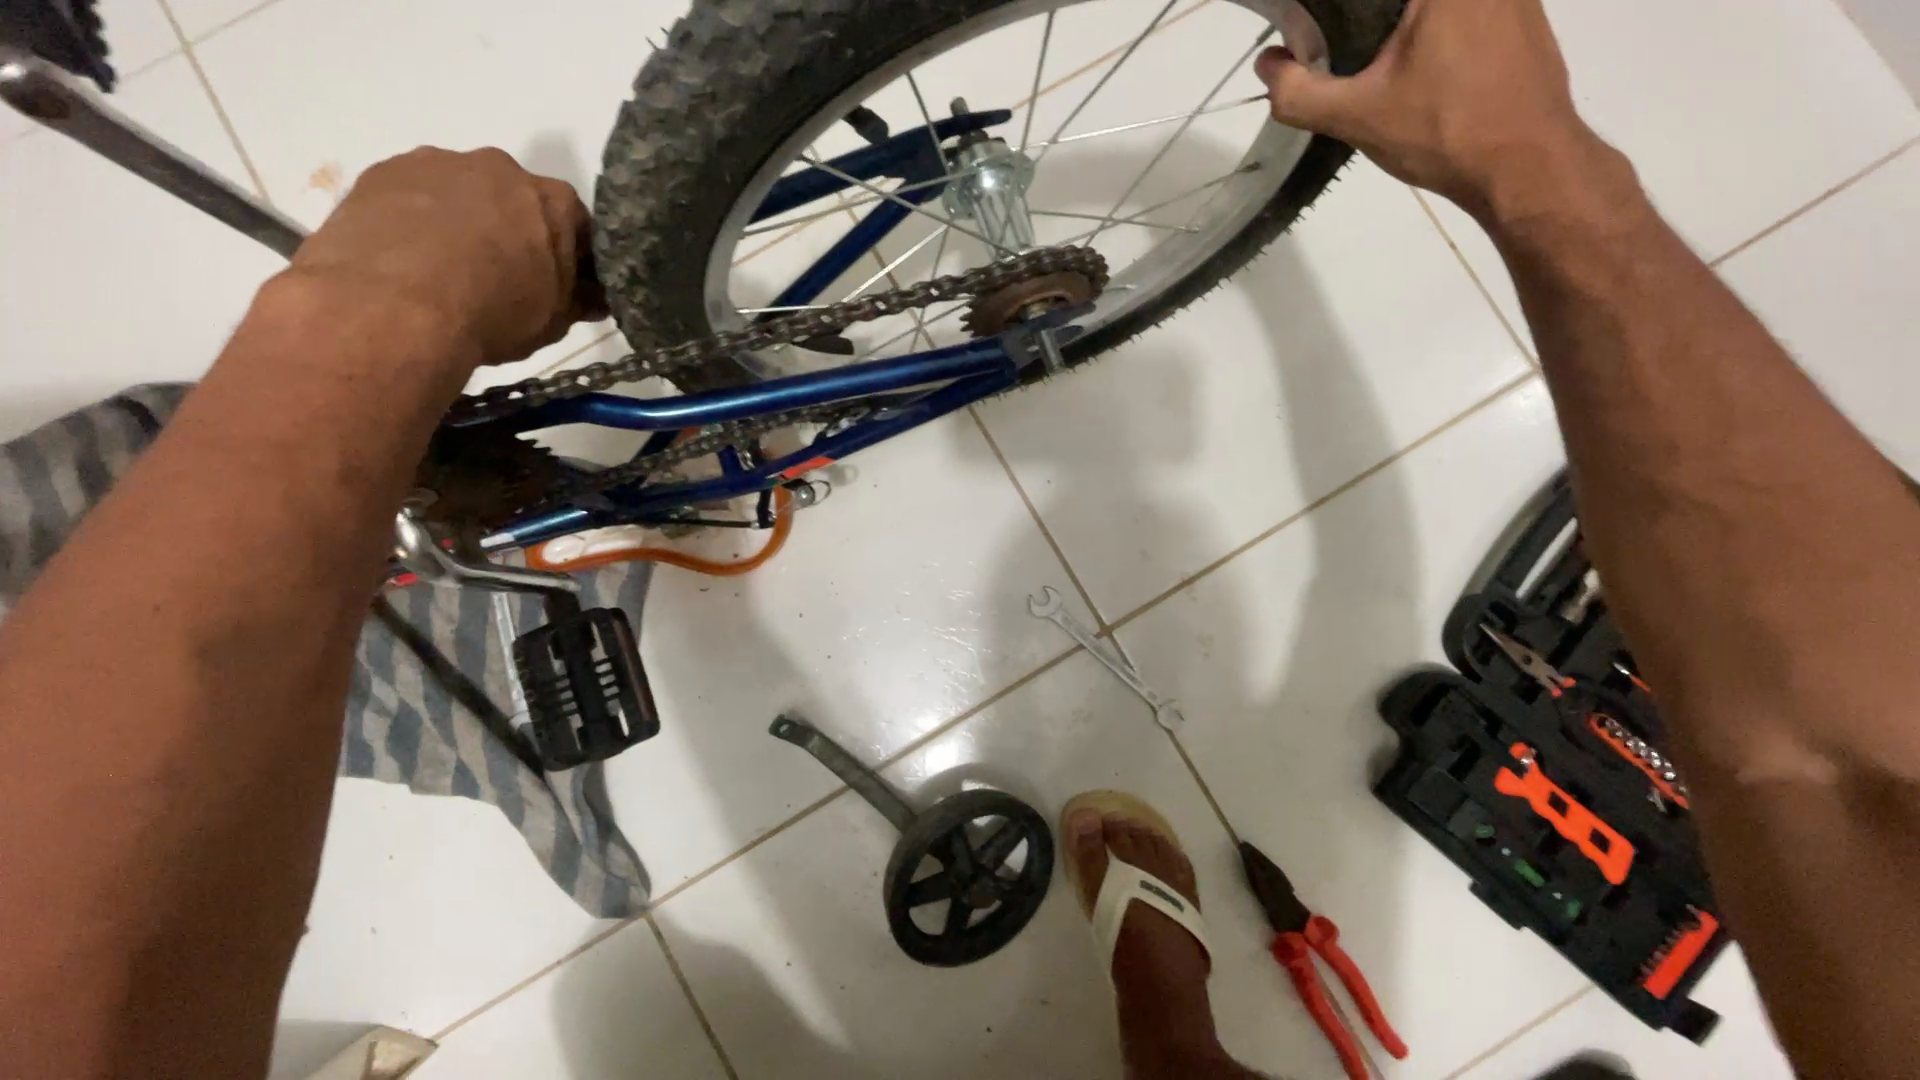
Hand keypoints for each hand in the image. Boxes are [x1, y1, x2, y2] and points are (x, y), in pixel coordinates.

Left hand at [288, 147, 607, 366]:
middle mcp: (501, 168)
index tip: (562, 284)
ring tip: (446, 271)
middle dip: (514, 230)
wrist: (394, 306)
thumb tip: (594, 298)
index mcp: (554, 201)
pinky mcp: (384, 171)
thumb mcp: (553, 321)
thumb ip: (578, 302)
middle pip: (516, 200)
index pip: (577, 225)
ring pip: (462, 192)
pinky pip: (414, 196)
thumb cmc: (494, 312)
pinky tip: (409, 260)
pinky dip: (417, 220)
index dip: (573, 257)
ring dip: (463, 222)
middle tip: (501, 277)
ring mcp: (438, 163)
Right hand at [1255, 0, 1613, 220]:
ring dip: (1404, 29)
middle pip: (1398, 3)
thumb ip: (1301, 91)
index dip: (1336, 15)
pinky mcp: (1528, 18)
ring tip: (1383, 70)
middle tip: (1346, 60)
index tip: (1315, 42)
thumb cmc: (1445, 131)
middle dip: (1367, 23)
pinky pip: (1465, 14)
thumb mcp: (1357, 116)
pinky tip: (1425, 78)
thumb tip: (1268, 67)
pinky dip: (1436, 35)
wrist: (1527, 167)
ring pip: (1432, 8)